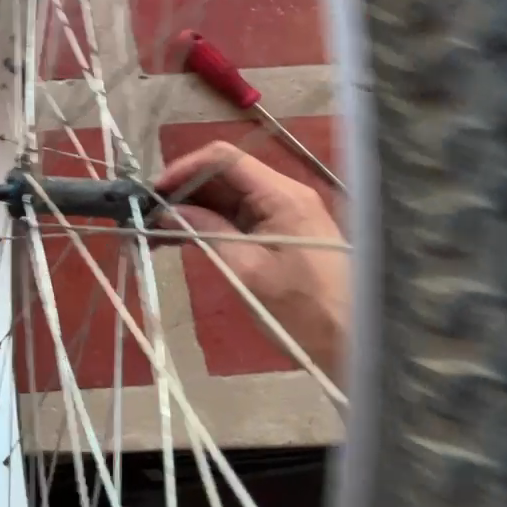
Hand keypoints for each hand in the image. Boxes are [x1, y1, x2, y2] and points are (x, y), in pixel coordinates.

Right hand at [154, 141, 349, 379]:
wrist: (359, 347)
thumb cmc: (305, 309)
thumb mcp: (247, 270)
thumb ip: (206, 231)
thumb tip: (167, 211)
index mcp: (281, 195)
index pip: (223, 158)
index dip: (183, 169)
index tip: (154, 193)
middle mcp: (282, 194)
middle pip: (222, 175)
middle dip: (181, 190)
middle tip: (147, 214)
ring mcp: (282, 213)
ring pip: (224, 196)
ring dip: (189, 208)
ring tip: (156, 230)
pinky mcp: (279, 233)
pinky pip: (235, 216)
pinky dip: (206, 223)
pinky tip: (179, 239)